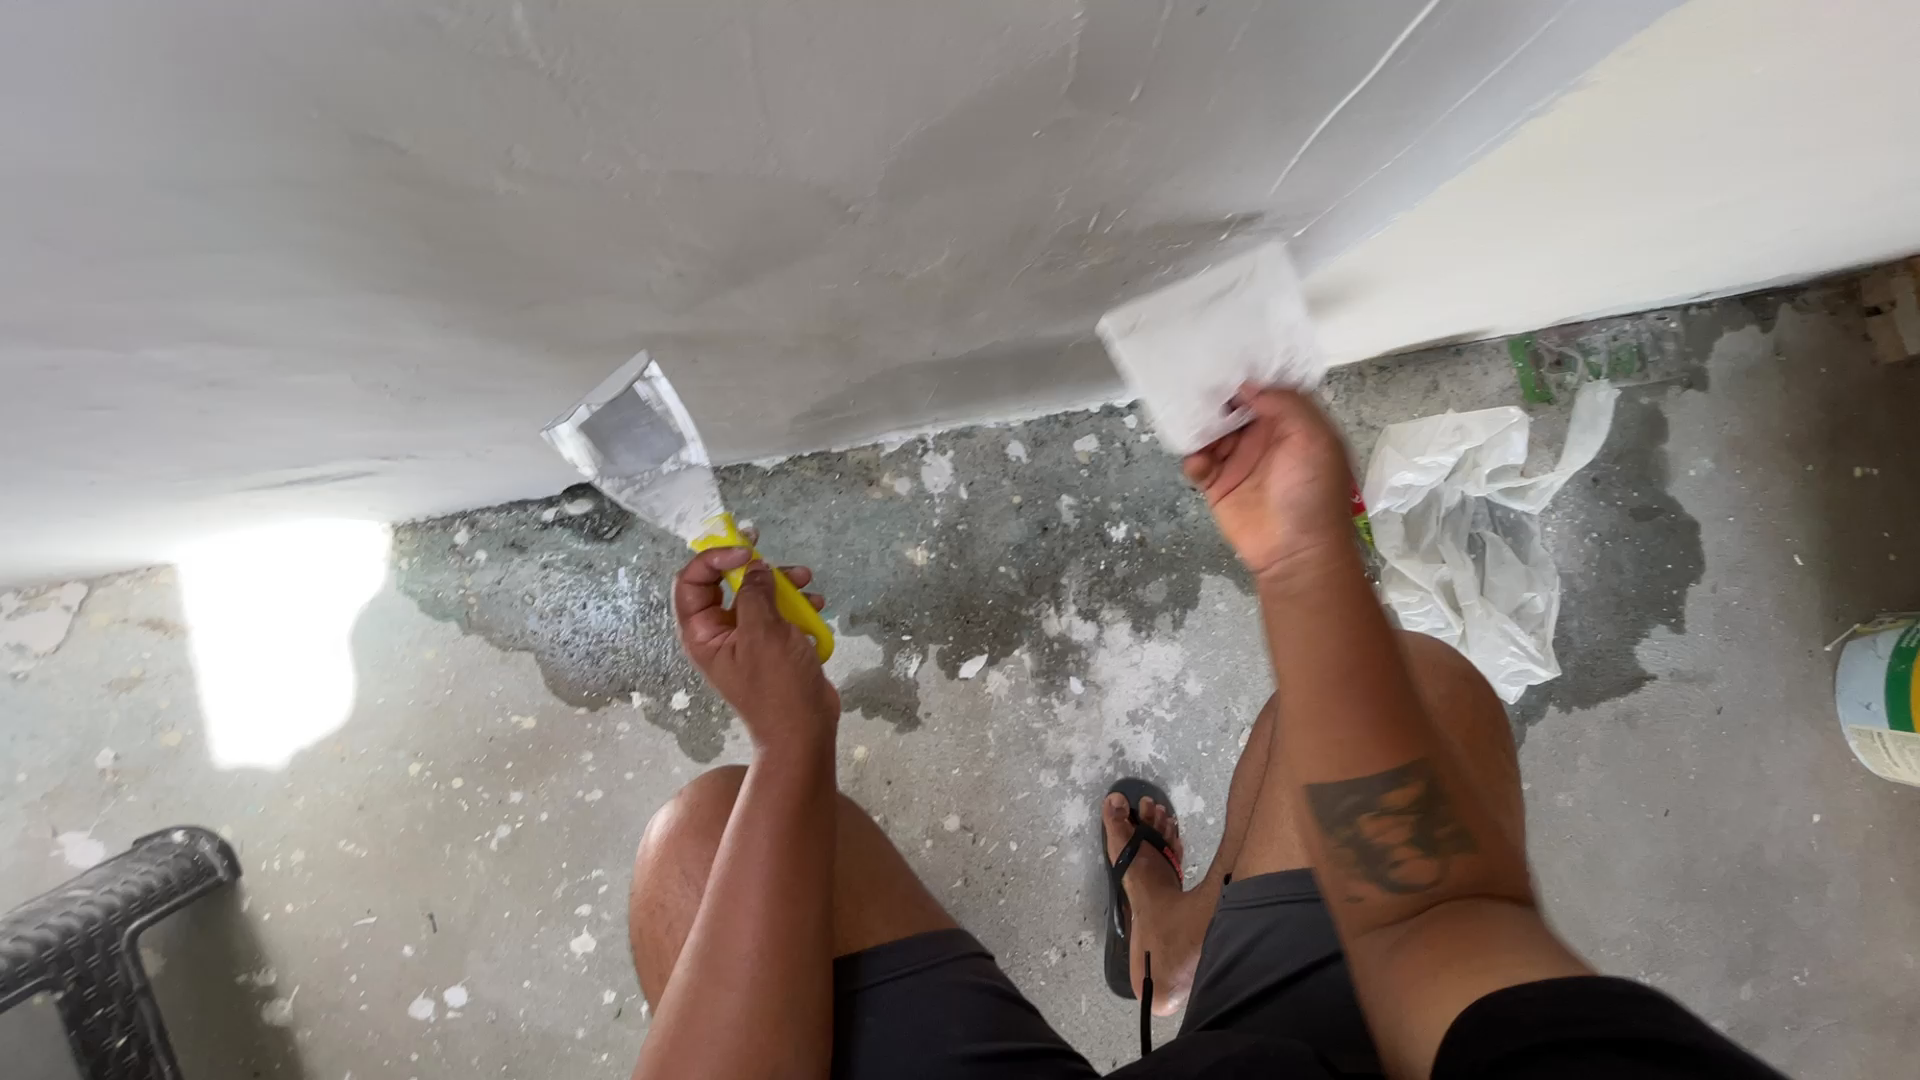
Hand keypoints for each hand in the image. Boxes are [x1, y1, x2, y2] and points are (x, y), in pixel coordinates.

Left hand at [673, 547, 838, 754]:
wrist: (804, 730)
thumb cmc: (777, 686)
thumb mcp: (764, 634)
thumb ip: (755, 594)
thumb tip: (755, 568)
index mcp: (702, 634)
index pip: (691, 582)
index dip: (713, 559)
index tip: (746, 552)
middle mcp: (719, 633)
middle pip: (724, 584)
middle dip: (752, 567)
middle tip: (771, 552)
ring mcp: (747, 639)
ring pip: (756, 595)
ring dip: (781, 584)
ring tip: (807, 580)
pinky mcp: (773, 645)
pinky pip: (778, 613)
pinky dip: (796, 604)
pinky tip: (816, 605)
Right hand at [1182, 384, 1355, 581]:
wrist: (1294, 550)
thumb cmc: (1312, 491)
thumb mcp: (1314, 438)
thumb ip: (1285, 404)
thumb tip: (1247, 386)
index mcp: (1291, 425)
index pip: (1267, 392)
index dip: (1249, 376)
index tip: (1226, 360)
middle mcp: (1263, 439)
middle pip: (1232, 409)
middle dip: (1217, 399)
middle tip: (1197, 385)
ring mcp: (1237, 462)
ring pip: (1210, 433)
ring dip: (1201, 428)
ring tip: (1195, 427)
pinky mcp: (1216, 485)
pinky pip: (1197, 464)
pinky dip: (1193, 459)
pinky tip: (1200, 464)